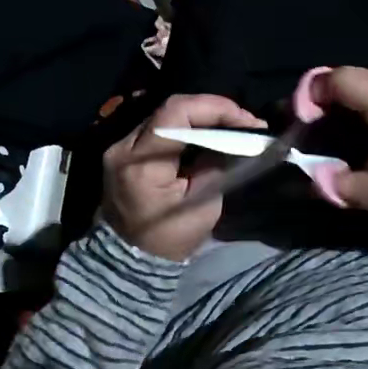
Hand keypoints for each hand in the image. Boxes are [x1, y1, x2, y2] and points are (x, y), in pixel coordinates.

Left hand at [102, 94, 264, 260]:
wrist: (131, 260)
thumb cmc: (170, 240)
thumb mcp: (204, 206)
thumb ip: (216, 167)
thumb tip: (233, 142)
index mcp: (142, 163)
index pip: (177, 113)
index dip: (216, 108)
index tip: (247, 121)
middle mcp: (124, 147)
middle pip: (171, 110)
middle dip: (213, 110)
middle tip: (244, 122)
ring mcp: (120, 147)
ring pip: (165, 116)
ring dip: (201, 118)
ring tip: (232, 127)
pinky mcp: (124, 152)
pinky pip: (160, 129)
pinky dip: (187, 129)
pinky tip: (209, 136)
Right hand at [304, 67, 367, 225]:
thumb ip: (335, 181)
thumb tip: (311, 174)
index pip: (345, 79)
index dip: (314, 92)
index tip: (301, 117)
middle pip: (357, 76)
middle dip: (327, 95)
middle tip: (309, 121)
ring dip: (346, 100)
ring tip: (330, 126)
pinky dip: (365, 106)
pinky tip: (356, 130)